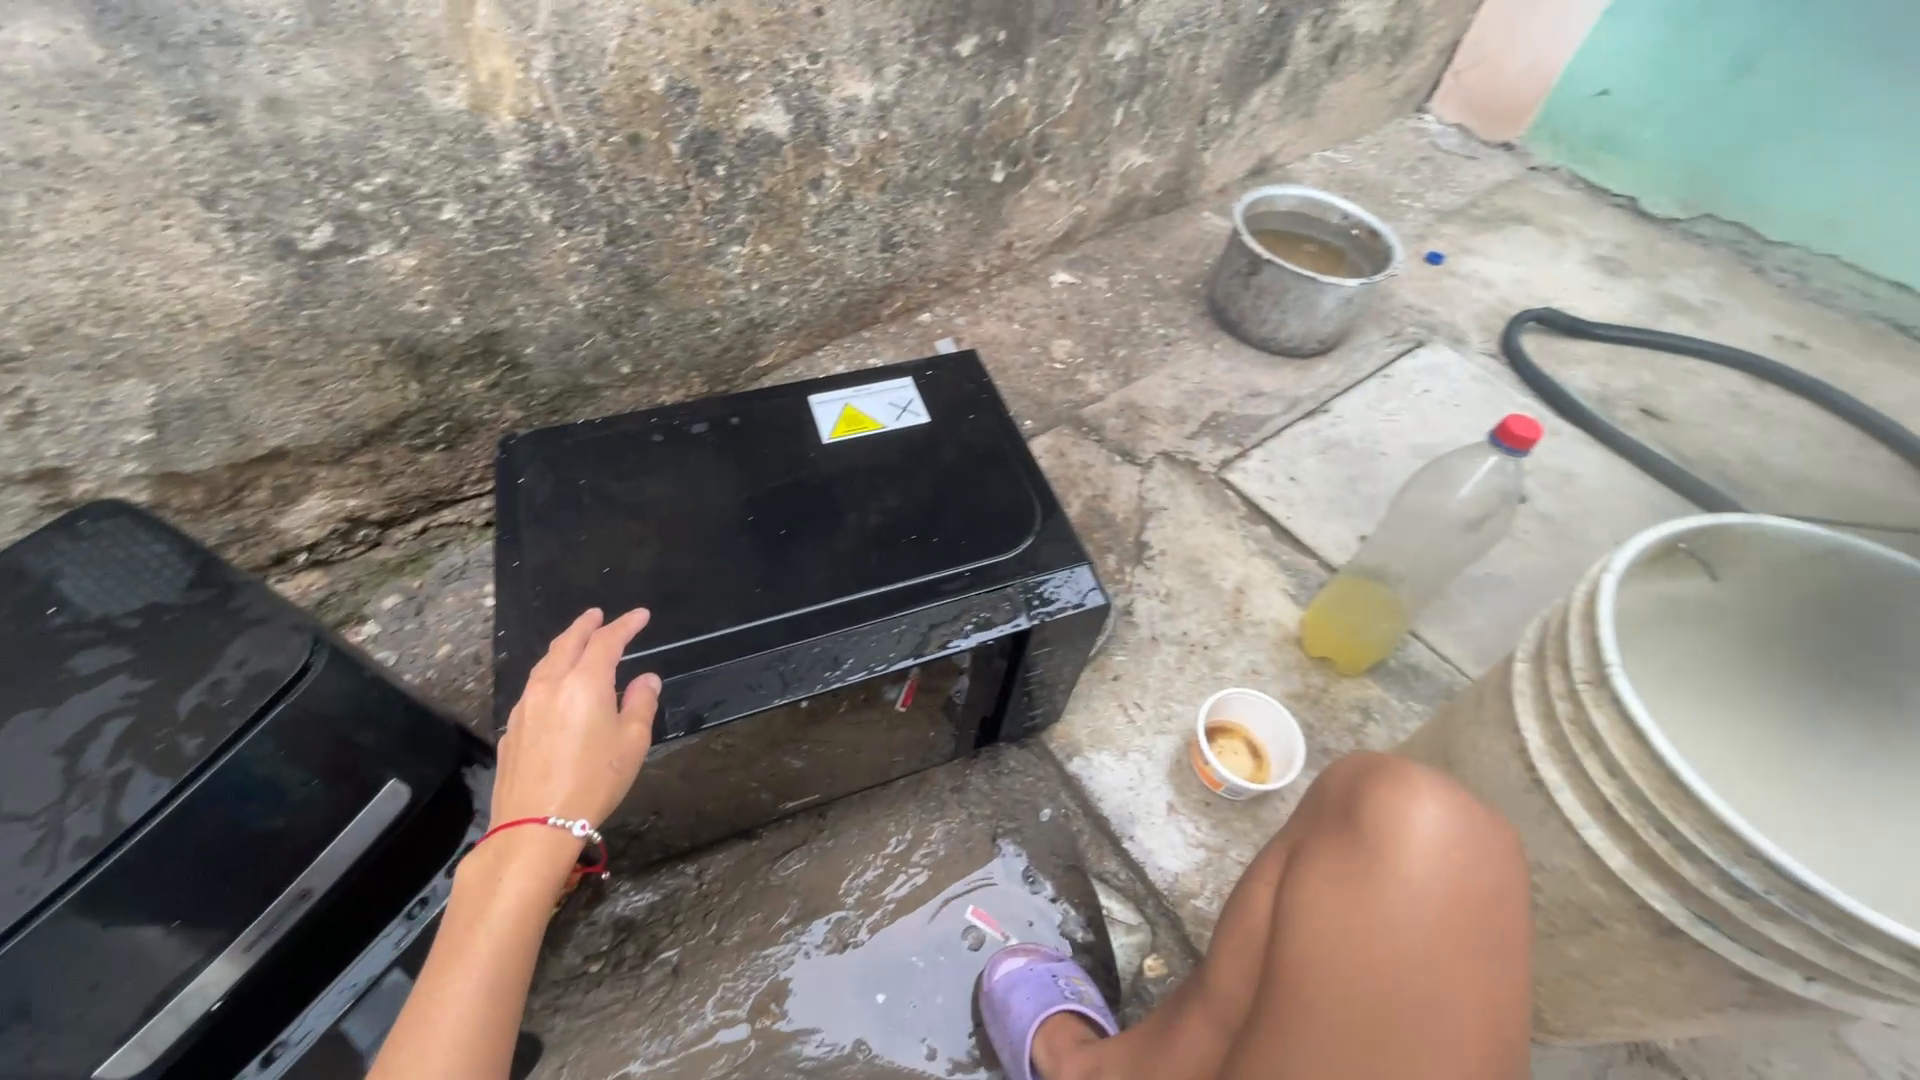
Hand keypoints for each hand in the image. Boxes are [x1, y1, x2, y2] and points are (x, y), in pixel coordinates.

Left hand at [492, 607, 659, 836]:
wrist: (535, 825)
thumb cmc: (594, 780)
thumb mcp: (632, 742)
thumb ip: (641, 703)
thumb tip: (646, 679)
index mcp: (585, 683)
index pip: (607, 641)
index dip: (625, 625)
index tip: (641, 616)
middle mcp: (550, 685)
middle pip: (567, 643)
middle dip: (586, 626)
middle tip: (598, 615)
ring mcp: (526, 706)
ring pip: (545, 664)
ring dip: (564, 647)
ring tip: (576, 642)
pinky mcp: (513, 729)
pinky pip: (534, 688)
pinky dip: (550, 674)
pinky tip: (556, 686)